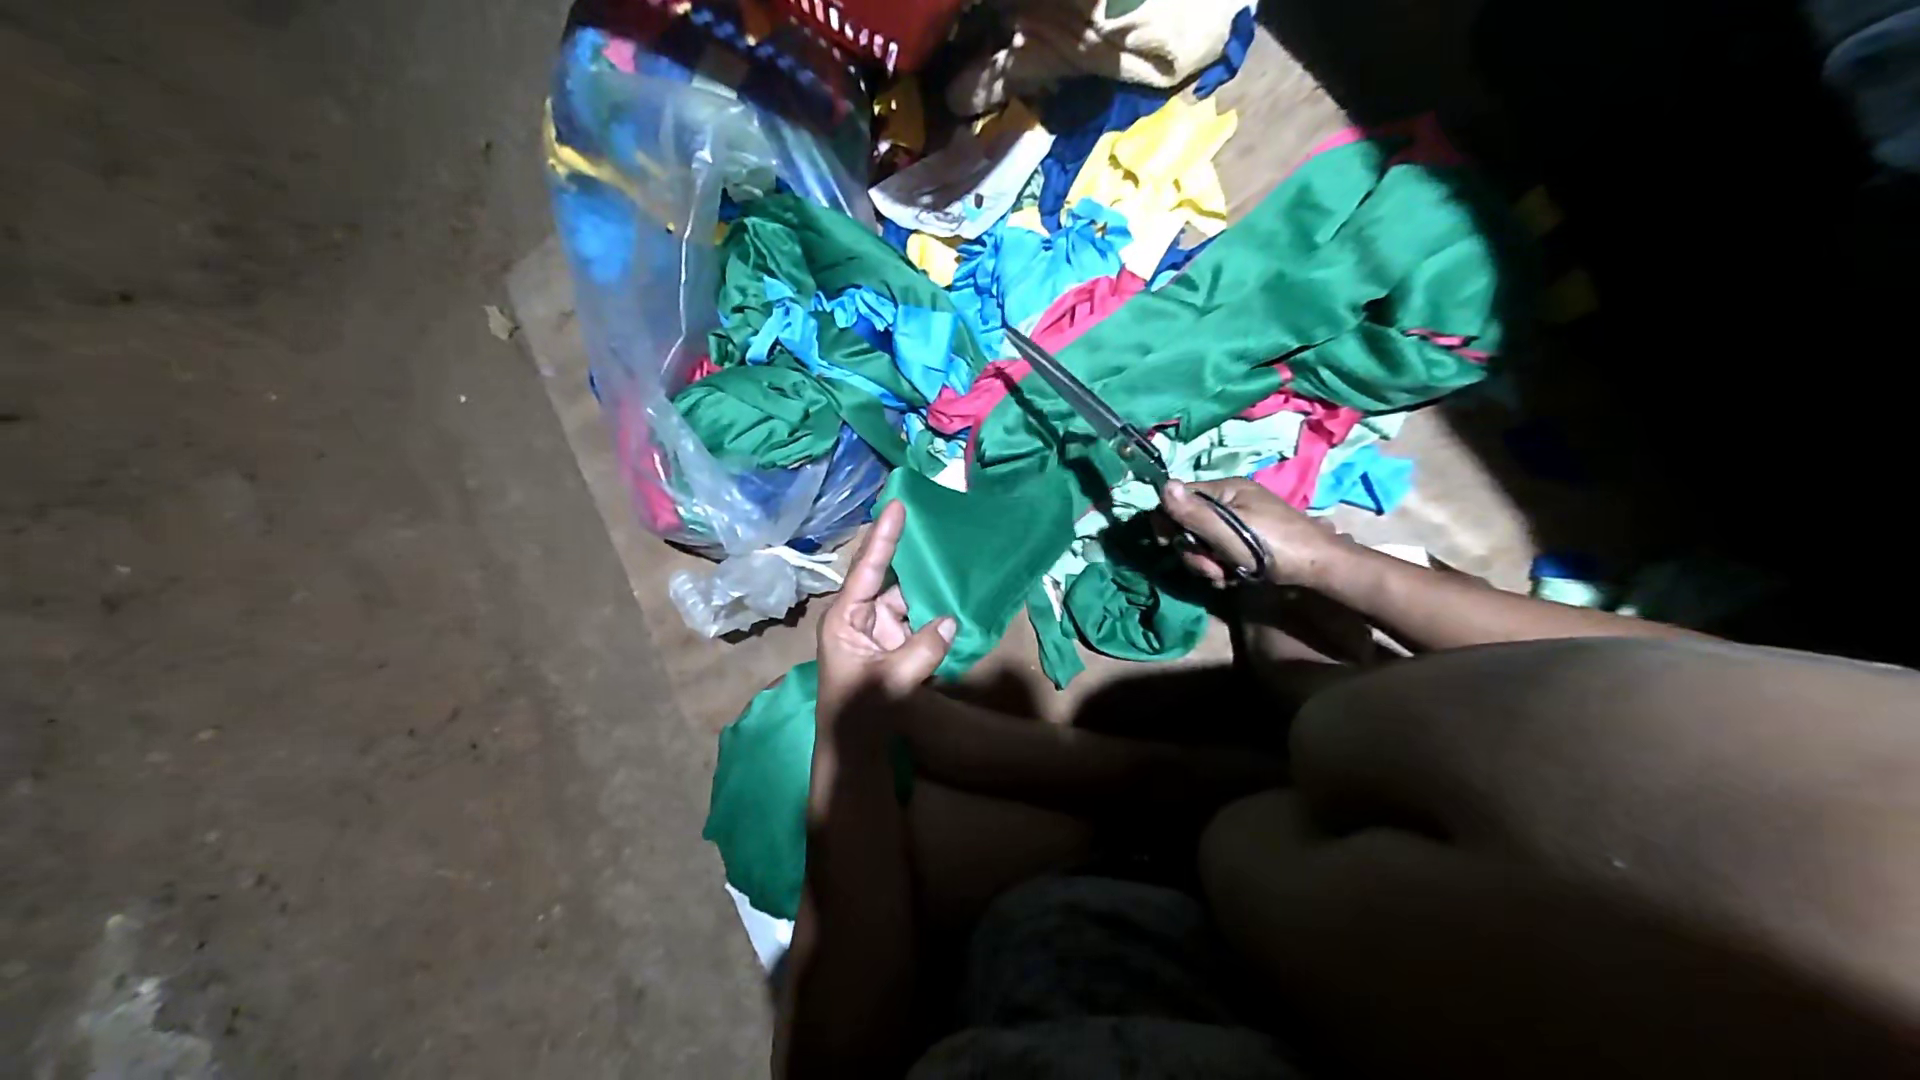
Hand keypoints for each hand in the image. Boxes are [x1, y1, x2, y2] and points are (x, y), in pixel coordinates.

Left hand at [816, 501, 956, 729]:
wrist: (856, 748)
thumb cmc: (857, 712)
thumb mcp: (889, 682)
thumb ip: (922, 650)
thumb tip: (951, 621)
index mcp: (845, 617)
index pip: (866, 569)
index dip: (884, 537)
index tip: (898, 504)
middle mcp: (862, 616)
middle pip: (889, 577)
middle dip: (908, 551)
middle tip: (929, 517)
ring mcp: (881, 630)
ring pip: (909, 598)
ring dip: (929, 584)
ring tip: (952, 551)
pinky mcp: (898, 644)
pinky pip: (920, 619)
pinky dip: (937, 610)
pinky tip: (955, 591)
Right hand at [1157, 478, 1356, 587]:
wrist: (1320, 569)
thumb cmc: (1273, 546)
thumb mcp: (1228, 530)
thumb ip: (1194, 512)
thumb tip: (1163, 484)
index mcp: (1227, 490)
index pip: (1181, 498)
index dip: (1170, 520)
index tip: (1168, 543)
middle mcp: (1231, 503)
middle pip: (1189, 524)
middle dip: (1194, 551)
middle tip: (1211, 567)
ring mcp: (1239, 523)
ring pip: (1202, 543)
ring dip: (1207, 564)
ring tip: (1225, 576)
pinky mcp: (1246, 543)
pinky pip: (1218, 553)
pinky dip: (1220, 568)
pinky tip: (1232, 578)